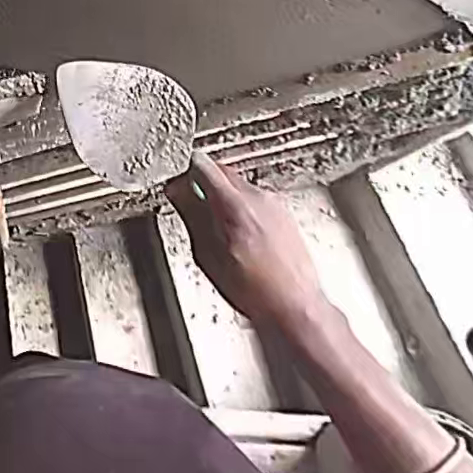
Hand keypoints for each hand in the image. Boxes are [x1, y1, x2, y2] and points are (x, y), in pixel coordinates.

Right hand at [164, 152, 325, 325]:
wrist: (295, 307)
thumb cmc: (255, 290)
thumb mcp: (206, 253)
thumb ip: (190, 214)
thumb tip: (177, 190)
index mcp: (234, 205)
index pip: (202, 165)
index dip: (184, 173)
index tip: (177, 186)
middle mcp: (258, 198)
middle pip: (221, 171)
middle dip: (203, 182)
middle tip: (191, 204)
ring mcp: (274, 204)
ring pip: (238, 185)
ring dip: (222, 197)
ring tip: (217, 228)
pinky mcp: (284, 214)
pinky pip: (254, 199)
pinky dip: (241, 208)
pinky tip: (239, 236)